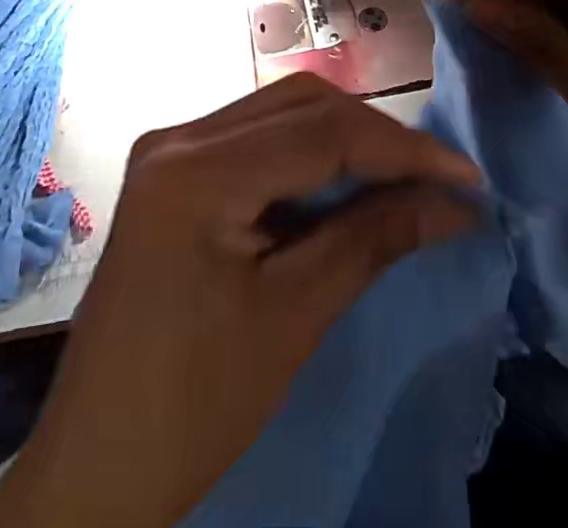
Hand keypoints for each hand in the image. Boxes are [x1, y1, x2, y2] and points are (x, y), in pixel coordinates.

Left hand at [0, 74, 480, 527]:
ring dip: (348, 143)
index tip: (468, 179)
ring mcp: (168, 151)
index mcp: (195, 172)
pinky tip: (345, 188)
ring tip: (405, 182)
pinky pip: (257, 141)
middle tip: (440, 181)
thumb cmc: (196, 402)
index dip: (406, 150)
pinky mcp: (172, 174)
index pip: (324, 132)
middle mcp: (176, 138)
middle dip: (379, 139)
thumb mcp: (296, 314)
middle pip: (302, 107)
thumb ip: (376, 237)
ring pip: (281, 115)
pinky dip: (310, 158)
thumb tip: (455, 203)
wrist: (99, 460)